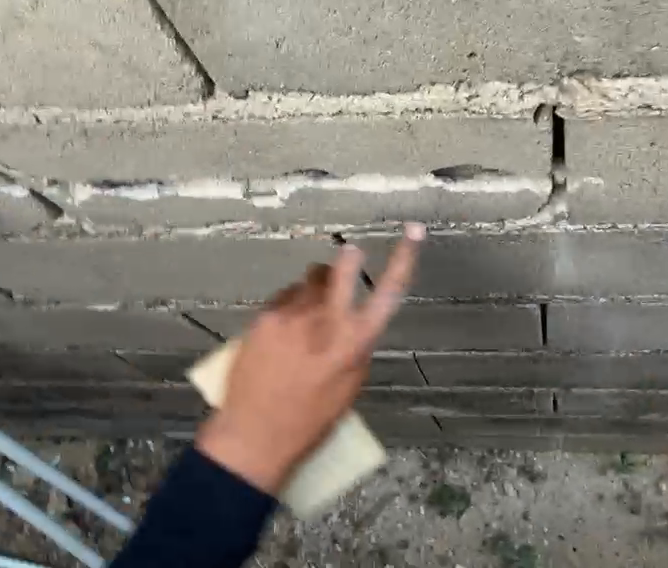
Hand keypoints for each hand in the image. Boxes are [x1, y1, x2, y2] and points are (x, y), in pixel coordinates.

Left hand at [196, 224, 423, 494]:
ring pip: (310, 280)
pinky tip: (281, 331)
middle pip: (343, 267)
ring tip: (304, 317)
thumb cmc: (310, 420)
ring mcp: (293, 316)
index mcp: (356, 343)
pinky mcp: (265, 317)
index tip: (414, 230)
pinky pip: (284, 296)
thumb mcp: (350, 386)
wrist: (254, 437)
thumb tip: (357, 318)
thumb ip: (357, 345)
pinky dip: (288, 305)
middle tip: (349, 255)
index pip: (390, 291)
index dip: (405, 257)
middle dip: (348, 258)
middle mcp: (328, 322)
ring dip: (314, 289)